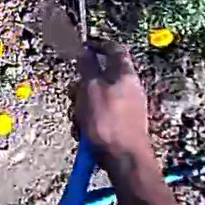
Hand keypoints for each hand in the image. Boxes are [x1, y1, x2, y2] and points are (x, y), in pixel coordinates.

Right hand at [73, 39, 159, 190]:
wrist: (125, 161)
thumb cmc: (107, 121)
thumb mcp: (90, 88)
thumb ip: (86, 67)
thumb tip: (84, 50)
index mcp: (125, 74)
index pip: (114, 48)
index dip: (98, 44)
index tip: (83, 45)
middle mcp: (129, 88)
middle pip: (99, 76)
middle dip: (81, 86)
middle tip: (75, 96)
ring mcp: (126, 108)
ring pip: (95, 98)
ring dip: (81, 108)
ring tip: (79, 122)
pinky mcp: (121, 125)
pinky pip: (99, 117)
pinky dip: (88, 122)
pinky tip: (84, 134)